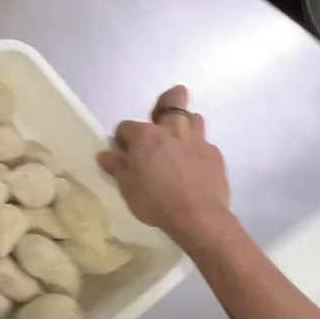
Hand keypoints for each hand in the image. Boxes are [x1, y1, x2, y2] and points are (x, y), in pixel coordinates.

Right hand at [98, 86, 236, 253]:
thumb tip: (104, 155)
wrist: (198, 218)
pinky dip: (198, 150)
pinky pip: (206, 145)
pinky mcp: (215, 156)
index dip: (122, 139)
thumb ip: (115, 167)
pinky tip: (195, 166)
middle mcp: (171, 131)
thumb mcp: (126, 187)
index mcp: (145, 135)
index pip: (126, 127)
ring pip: (194, 119)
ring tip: (180, 139)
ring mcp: (197, 142)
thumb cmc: (155, 201)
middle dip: (168, 101)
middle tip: (161, 114)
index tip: (123, 153)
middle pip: (172, 102)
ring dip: (186, 124)